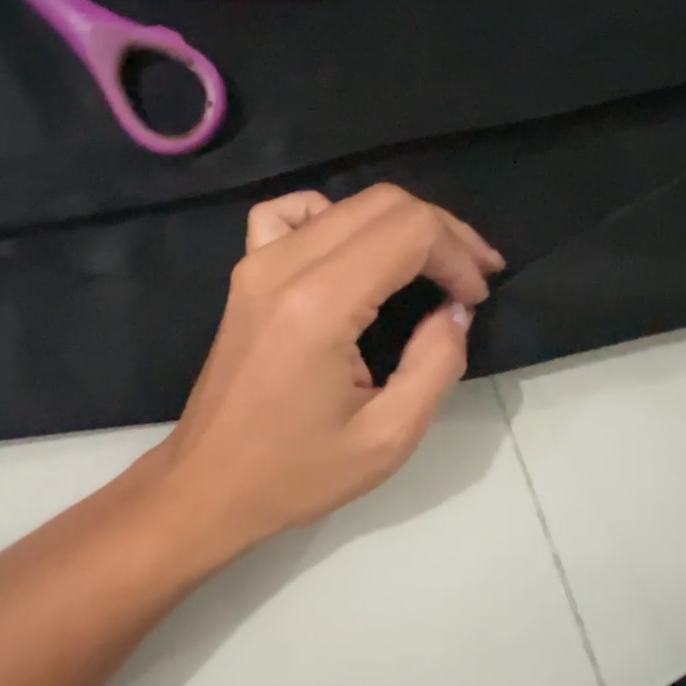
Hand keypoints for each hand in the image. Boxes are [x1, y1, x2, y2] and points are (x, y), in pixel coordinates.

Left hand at [151, 184, 505, 550]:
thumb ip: (436, 364)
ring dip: (399, 224)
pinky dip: (331, 216)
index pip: (409, 231)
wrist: (210, 483)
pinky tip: (351, 250)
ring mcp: (256, 263)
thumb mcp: (387, 437)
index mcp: (318, 304)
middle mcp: (283, 266)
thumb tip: (454, 310)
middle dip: (442, 233)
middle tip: (472, 278)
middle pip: (382, 204)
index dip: (458, 254)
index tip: (476, 297)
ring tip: (430, 264)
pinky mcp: (244, 274)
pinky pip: (287, 214)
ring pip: (344, 203)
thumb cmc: (295, 472)